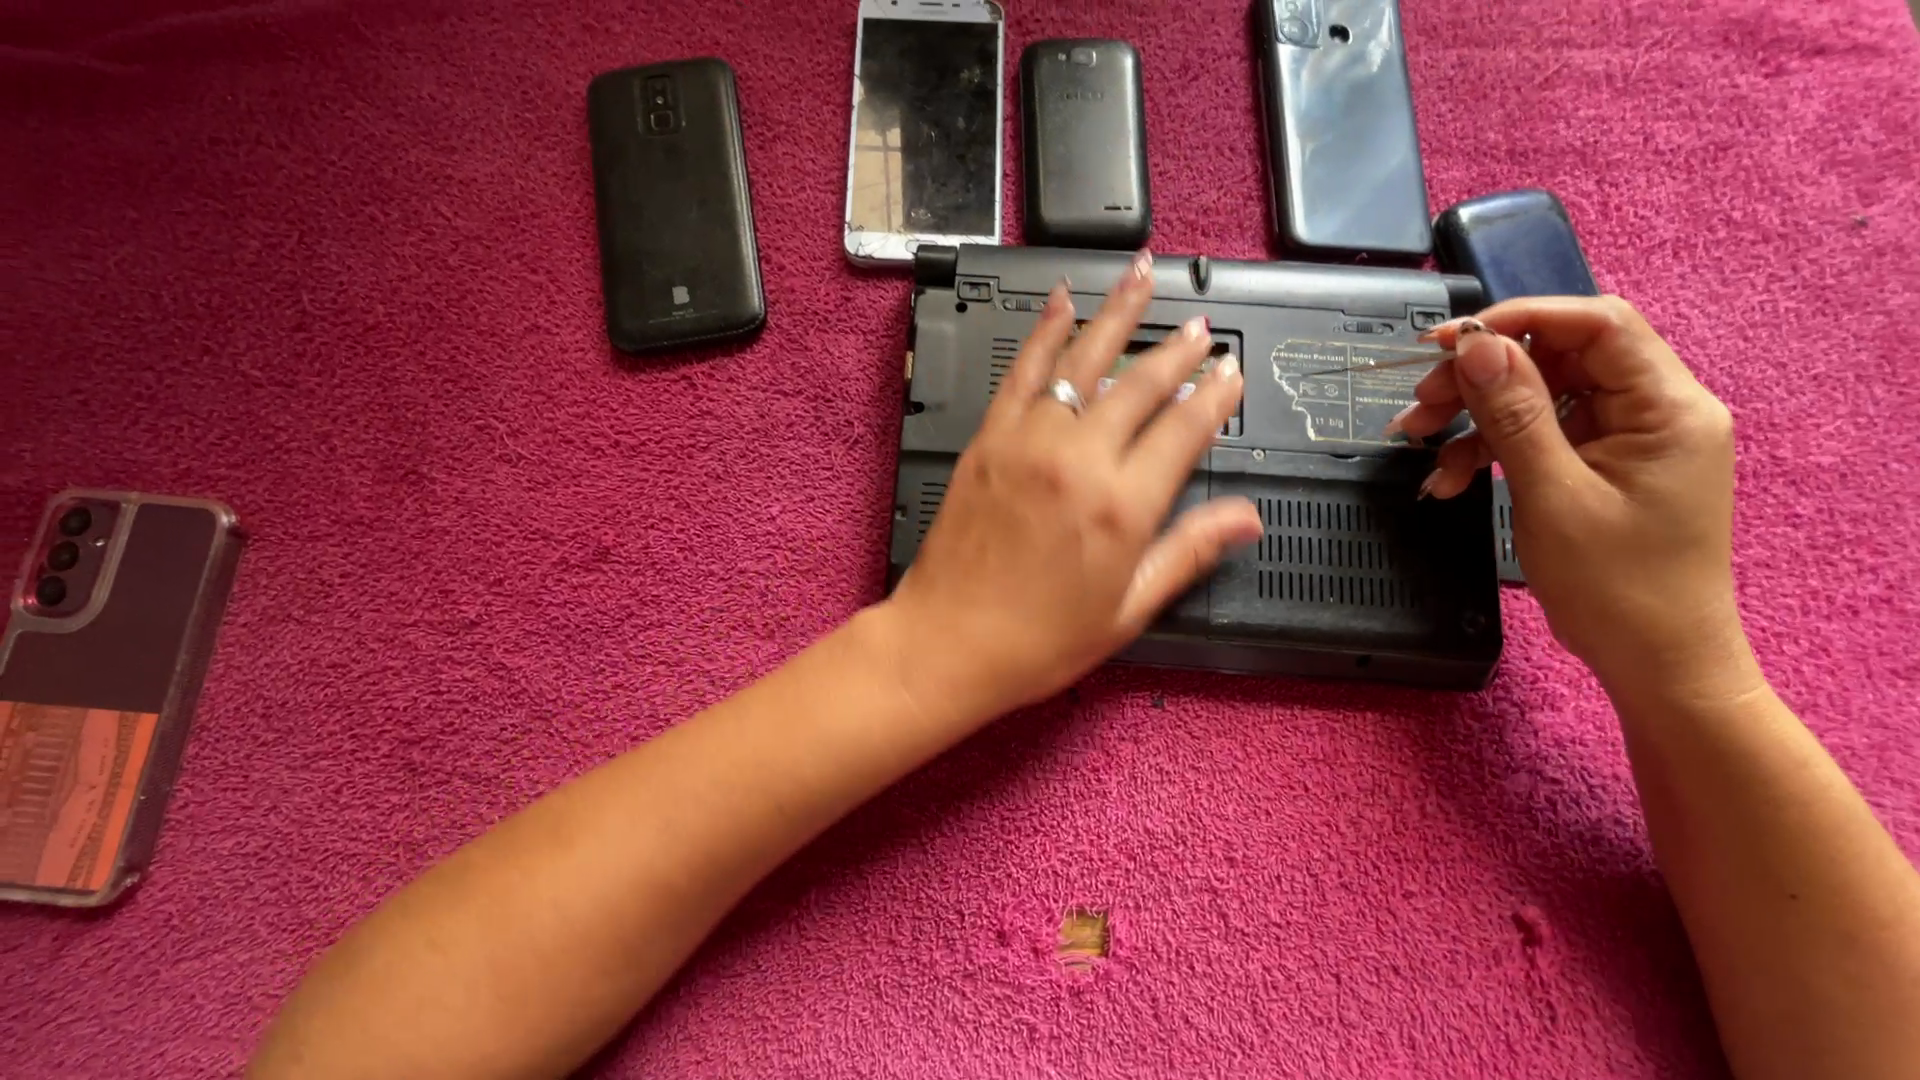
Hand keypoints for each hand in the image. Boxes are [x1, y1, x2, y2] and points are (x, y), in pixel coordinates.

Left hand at [881, 252, 1259, 722]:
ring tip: (1143, 275)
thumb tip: (1247, 518)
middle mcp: (1079, 461)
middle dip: (1177, 351)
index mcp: (1123, 507)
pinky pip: (1022, 371)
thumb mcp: (1128, 608)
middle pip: (1141, 386)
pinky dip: (1044, 331)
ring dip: (1118, 315)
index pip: (1185, 431)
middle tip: (1201, 326)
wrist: (948, 643)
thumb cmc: (1040, 640)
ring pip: (1083, 361)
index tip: (1232, 373)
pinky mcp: (989, 439)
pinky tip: (1061, 300)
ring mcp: (1029, 442)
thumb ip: (1188, 552)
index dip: (1215, 398)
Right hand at [1393, 297, 1759, 703]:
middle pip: (1556, 360)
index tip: (1446, 343)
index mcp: (1666, 406)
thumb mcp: (1554, 494)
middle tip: (1418, 404)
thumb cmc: (1616, 583)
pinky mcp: (1598, 465)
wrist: (1653, 658)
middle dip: (1481, 378)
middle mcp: (1651, 409)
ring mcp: (1623, 438)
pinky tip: (1448, 480)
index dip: (1518, 321)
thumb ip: (1515, 414)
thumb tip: (1478, 346)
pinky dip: (1487, 451)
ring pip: (1536, 398)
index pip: (1595, 325)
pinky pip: (1534, 437)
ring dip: (1473, 417)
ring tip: (1417, 440)